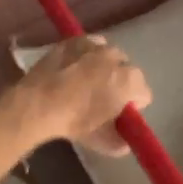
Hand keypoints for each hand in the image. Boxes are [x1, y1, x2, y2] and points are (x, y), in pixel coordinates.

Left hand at [14, 35, 150, 155]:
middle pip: (126, 69)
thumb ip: (120, 142)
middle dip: (120, 82)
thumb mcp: (103, 142)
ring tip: (88, 79)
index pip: (143, 92)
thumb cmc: (75, 121)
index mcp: (129, 80)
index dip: (134, 104)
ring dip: (105, 64)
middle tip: (103, 96)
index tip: (121, 112)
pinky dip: (87, 53)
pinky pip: (89, 44)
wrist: (39, 102)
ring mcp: (93, 45)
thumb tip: (123, 142)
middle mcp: (115, 57)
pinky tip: (76, 65)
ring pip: (108, 54)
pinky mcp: (73, 40)